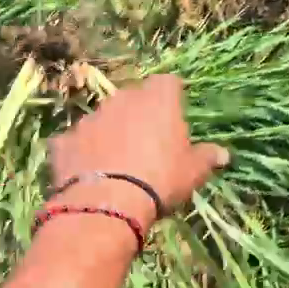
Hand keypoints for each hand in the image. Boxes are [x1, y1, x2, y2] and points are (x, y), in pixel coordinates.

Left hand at [47, 75, 227, 229]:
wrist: (108, 204)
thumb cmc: (161, 179)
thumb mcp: (194, 171)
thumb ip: (208, 157)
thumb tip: (224, 154)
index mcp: (158, 100)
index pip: (168, 82)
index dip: (172, 95)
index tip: (176, 112)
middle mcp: (122, 100)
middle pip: (133, 97)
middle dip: (140, 112)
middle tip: (149, 138)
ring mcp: (90, 119)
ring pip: (104, 117)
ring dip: (111, 130)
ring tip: (118, 157)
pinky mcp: (64, 141)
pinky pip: (75, 141)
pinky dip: (83, 151)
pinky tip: (90, 169)